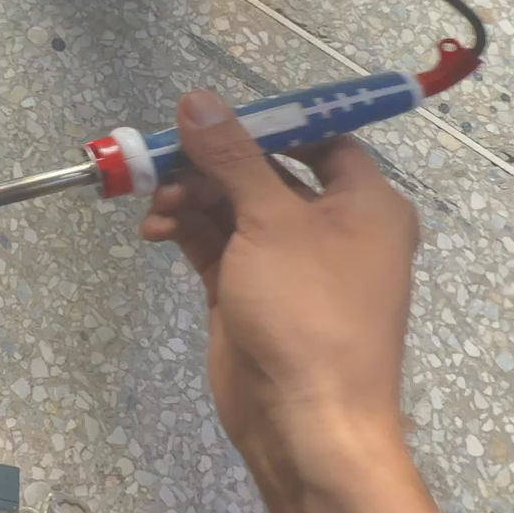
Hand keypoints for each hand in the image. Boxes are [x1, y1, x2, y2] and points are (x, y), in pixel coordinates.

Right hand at [138, 90, 418, 471]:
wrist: (301, 414)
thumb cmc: (307, 309)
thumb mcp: (271, 222)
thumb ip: (232, 158)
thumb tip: (198, 99)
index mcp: (360, 203)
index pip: (319, 140)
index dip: (268, 124)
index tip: (211, 118)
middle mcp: (324, 224)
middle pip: (257, 171)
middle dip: (206, 167)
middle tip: (159, 164)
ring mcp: (280, 256)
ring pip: (225, 205)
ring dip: (186, 199)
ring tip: (154, 210)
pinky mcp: (242, 282)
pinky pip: (208, 239)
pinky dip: (180, 229)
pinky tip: (153, 233)